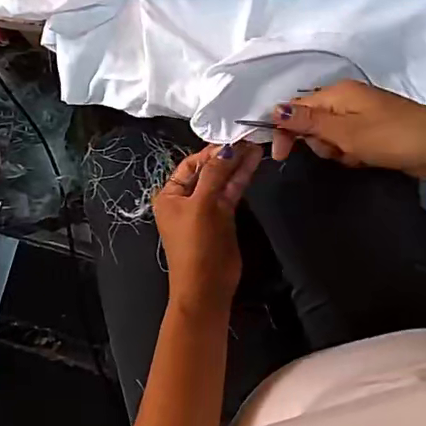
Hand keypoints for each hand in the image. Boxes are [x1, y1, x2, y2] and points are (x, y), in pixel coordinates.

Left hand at [153, 142, 262, 315]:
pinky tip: (253, 163)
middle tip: (248, 137)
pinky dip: (241, 178)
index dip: (211, 151)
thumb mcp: (202, 205)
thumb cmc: (196, 245)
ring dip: (237, 164)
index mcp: (169, 195)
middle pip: (208, 170)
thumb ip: (215, 174)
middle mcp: (185, 199)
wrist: (206, 287)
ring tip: (255, 145)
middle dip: (227, 156)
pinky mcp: (223, 217)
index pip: (190, 164)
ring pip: (222, 180)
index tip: (232, 137)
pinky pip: (231, 192)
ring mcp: (206, 208)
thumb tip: (227, 148)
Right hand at [268, 80, 425, 180]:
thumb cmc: (393, 138)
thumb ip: (308, 122)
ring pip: (328, 136)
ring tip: (356, 156)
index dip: (284, 131)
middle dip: (318, 142)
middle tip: (339, 151)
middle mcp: (346, 99)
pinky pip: (347, 143)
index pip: (295, 108)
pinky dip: (351, 154)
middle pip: (310, 123)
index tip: (280, 156)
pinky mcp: (373, 130)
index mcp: (337, 92)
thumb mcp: (346, 132)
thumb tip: (275, 110)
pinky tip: (366, 159)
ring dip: (336, 151)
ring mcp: (361, 115)